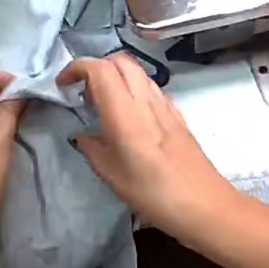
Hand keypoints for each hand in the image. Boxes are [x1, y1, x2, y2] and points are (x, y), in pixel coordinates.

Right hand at [60, 54, 255, 245]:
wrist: (205, 206)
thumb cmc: (153, 194)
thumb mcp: (111, 175)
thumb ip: (91, 148)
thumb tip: (81, 135)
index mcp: (125, 113)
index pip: (99, 69)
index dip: (76, 68)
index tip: (63, 84)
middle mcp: (146, 101)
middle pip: (120, 60)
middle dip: (96, 66)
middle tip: (81, 89)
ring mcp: (164, 105)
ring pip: (137, 71)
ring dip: (115, 75)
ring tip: (101, 101)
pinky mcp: (177, 115)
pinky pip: (150, 88)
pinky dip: (132, 88)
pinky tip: (127, 114)